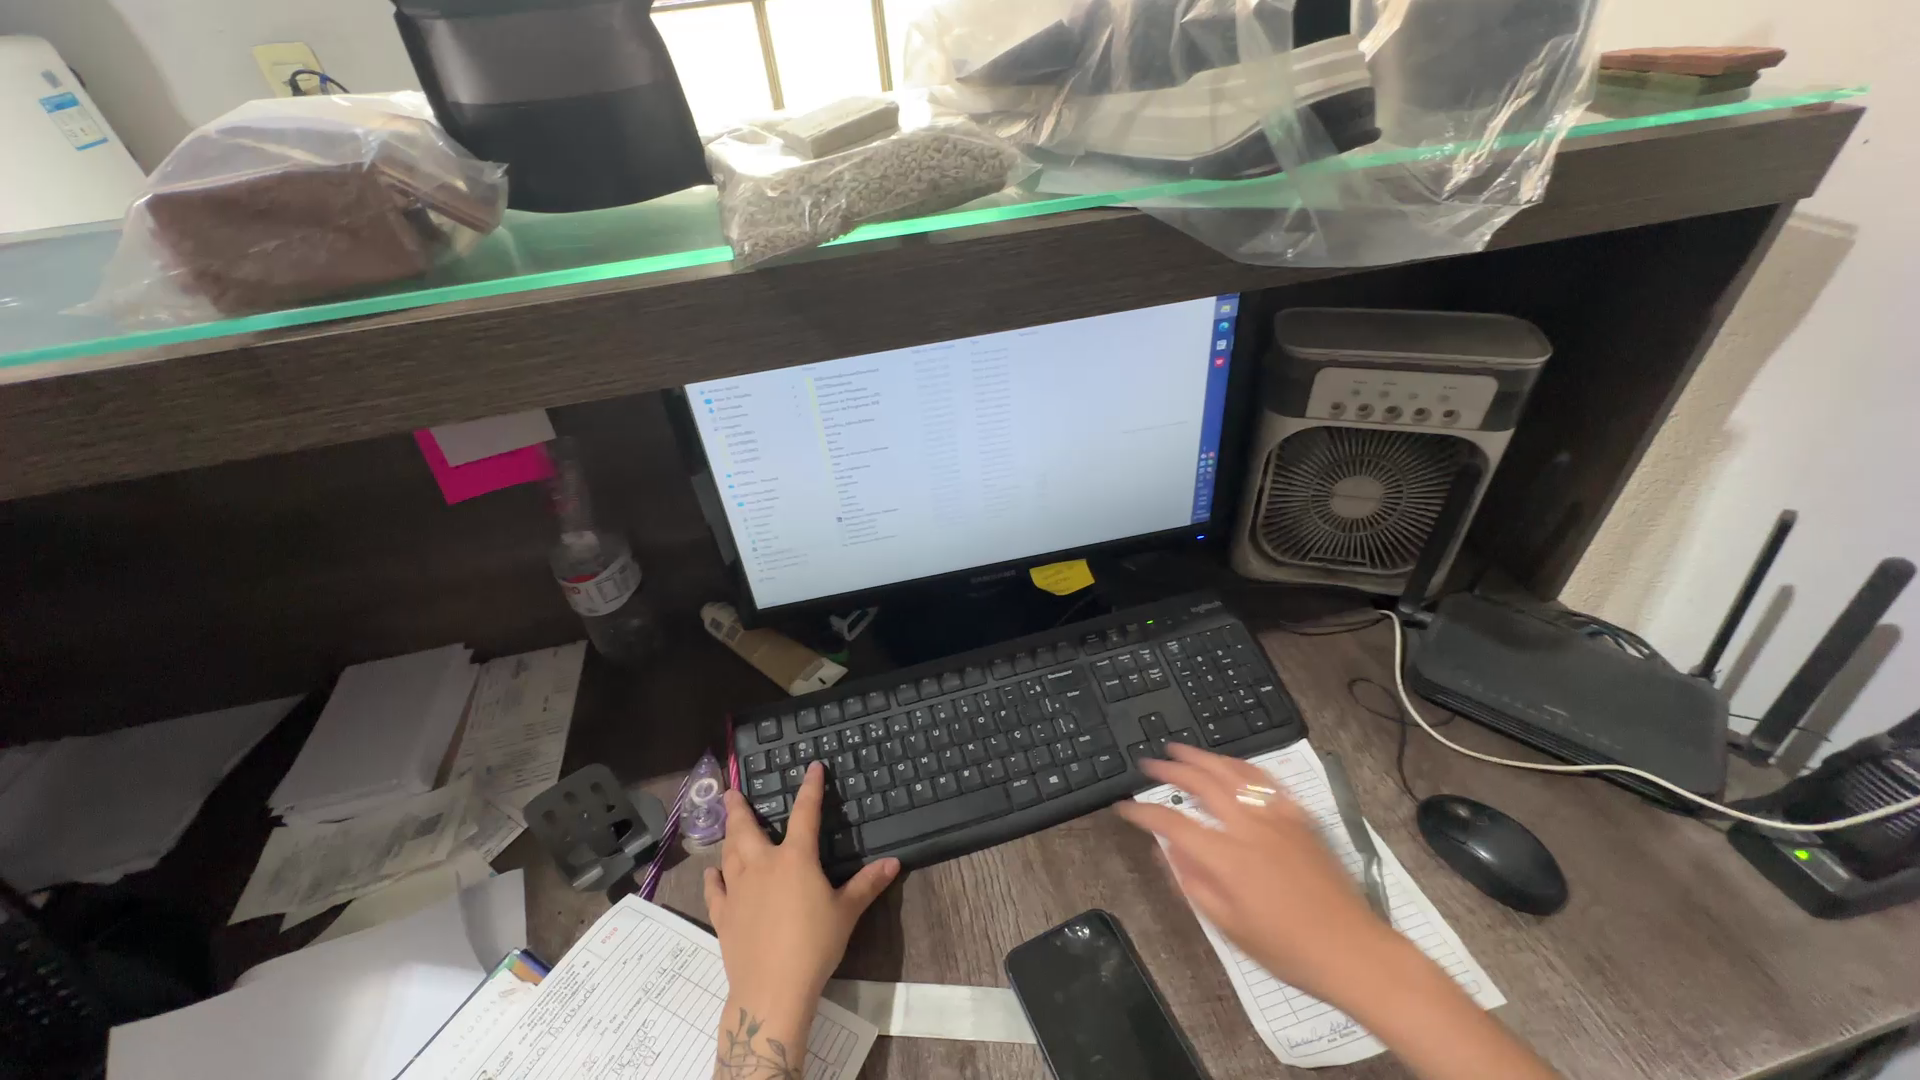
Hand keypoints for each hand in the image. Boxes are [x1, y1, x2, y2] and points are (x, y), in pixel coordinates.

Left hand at [706, 762, 899, 1015]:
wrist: (772, 987)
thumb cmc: (814, 945)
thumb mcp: (847, 912)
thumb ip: (867, 884)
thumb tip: (894, 862)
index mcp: (796, 858)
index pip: (805, 813)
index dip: (810, 788)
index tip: (812, 767)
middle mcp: (762, 864)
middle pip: (747, 828)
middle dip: (740, 807)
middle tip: (732, 792)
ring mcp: (738, 889)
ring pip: (729, 852)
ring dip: (727, 834)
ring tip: (726, 823)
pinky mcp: (723, 914)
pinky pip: (715, 889)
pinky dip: (713, 877)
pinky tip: (712, 871)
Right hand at [1115, 744, 1399, 1003]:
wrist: (1353, 952)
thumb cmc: (1287, 949)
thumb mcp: (1229, 926)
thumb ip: (1193, 883)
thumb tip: (1166, 851)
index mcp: (1227, 859)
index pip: (1173, 824)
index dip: (1143, 813)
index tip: (1124, 807)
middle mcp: (1250, 828)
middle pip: (1202, 784)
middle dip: (1169, 770)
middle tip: (1148, 765)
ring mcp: (1279, 818)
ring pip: (1234, 773)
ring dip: (1202, 758)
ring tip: (1180, 750)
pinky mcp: (1301, 819)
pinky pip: (1267, 781)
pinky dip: (1243, 767)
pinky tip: (1231, 765)